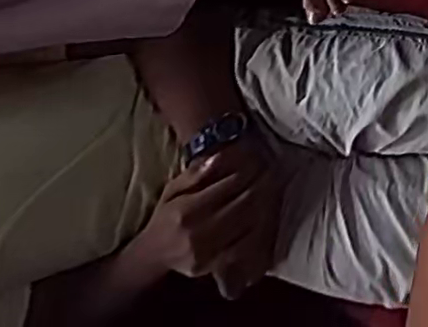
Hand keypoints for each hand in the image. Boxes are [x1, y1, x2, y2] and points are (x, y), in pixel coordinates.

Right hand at [129, 142, 279, 289]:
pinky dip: (262, 228)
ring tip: (273, 189)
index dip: (251, 169)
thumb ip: (195, 173)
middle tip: (273, 172)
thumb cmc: (168, 216)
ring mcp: (208, 255)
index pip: (232, 184)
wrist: (153, 256)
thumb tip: (217, 158)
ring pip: (252, 223)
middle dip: (265, 184)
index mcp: (186, 211)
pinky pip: (249, 246)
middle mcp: (198, 235)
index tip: (260, 160)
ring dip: (268, 203)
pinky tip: (267, 213)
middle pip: (247, 202)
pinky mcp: (216, 267)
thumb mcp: (174, 188)